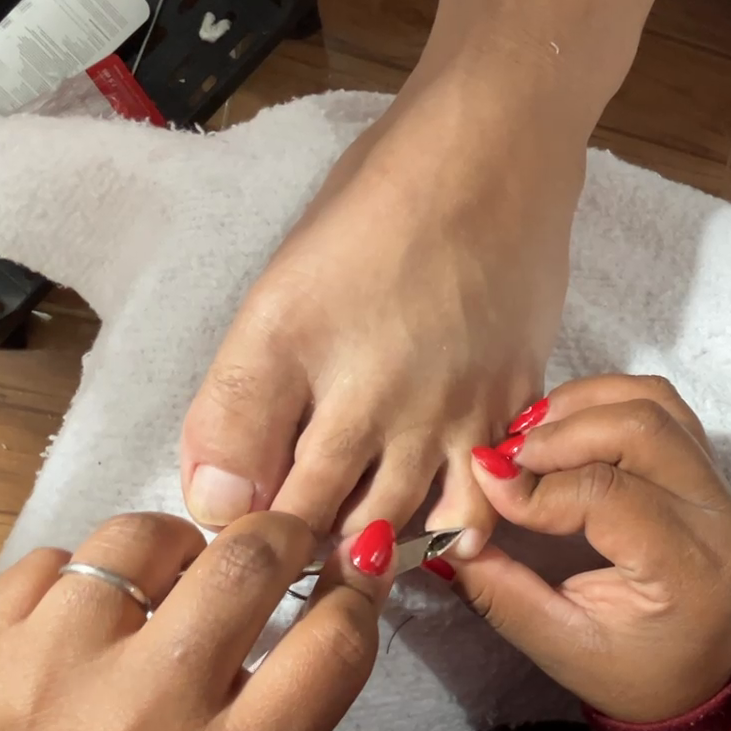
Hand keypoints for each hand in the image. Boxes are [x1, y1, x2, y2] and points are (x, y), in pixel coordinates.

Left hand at [0, 511, 395, 730]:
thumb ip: (307, 682)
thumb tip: (354, 559)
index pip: (333, 642)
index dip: (358, 588)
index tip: (353, 563)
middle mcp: (139, 716)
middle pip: (245, 563)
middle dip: (278, 536)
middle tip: (273, 547)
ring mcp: (47, 680)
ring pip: (141, 537)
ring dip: (173, 549)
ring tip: (166, 587)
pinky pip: (53, 559)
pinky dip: (86, 576)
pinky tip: (90, 618)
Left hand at [178, 78, 585, 551]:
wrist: (490, 155)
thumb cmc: (374, 210)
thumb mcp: (276, 298)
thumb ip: (237, 405)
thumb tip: (217, 507)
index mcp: (311, 383)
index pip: (269, 512)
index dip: (253, 547)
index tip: (247, 554)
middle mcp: (388, 416)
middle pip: (343, 530)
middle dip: (314, 562)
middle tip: (301, 575)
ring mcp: (459, 418)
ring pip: (416, 530)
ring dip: (384, 555)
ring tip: (366, 560)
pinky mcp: (513, 408)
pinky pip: (485, 503)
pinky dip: (458, 531)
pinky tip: (445, 530)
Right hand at [449, 375, 730, 723]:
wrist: (707, 676)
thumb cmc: (637, 672)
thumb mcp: (562, 647)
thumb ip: (501, 593)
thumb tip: (444, 540)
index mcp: (686, 569)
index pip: (607, 494)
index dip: (535, 486)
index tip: (483, 486)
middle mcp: (715, 513)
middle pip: (639, 428)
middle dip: (559, 433)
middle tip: (505, 457)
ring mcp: (717, 482)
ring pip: (653, 402)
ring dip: (582, 406)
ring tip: (530, 436)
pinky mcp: (706, 466)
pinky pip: (661, 406)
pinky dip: (606, 402)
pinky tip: (565, 428)